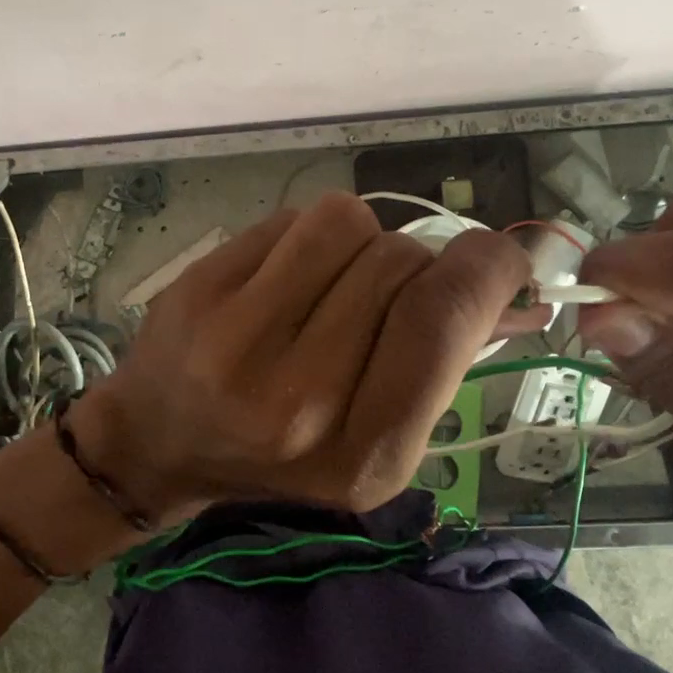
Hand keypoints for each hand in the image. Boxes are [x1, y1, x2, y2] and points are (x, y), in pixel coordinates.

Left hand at [69, 193, 545, 521]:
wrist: (159, 443)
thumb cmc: (277, 454)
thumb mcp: (372, 445)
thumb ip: (440, 367)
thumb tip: (512, 286)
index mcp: (362, 453)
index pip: (441, 321)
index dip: (486, 271)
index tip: (493, 262)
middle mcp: (298, 399)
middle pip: (399, 263)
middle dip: (416, 262)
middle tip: (388, 292)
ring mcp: (236, 338)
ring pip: (347, 222)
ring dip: (360, 238)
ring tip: (334, 280)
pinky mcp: (198, 289)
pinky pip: (292, 218)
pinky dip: (308, 235)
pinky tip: (287, 277)